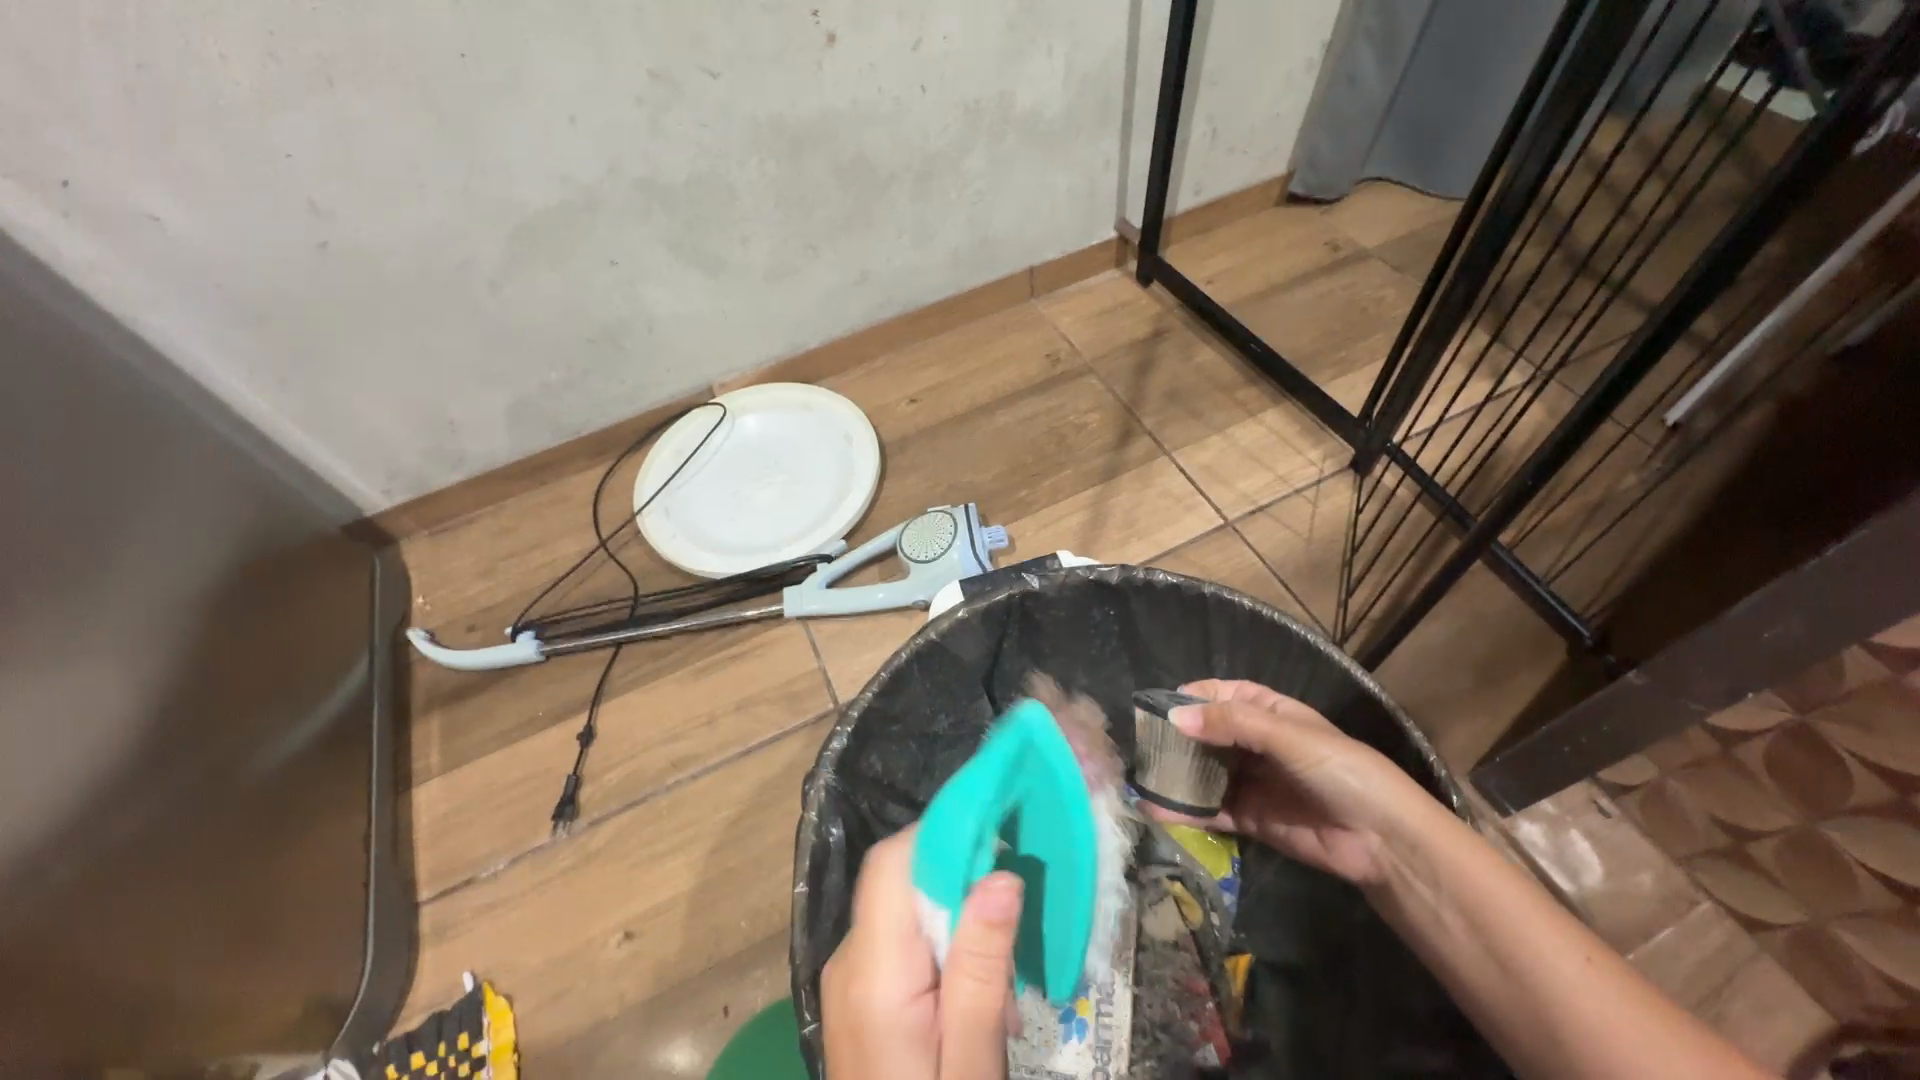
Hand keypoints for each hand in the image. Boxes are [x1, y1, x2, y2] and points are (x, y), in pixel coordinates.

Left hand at [822, 825, 1023, 1079]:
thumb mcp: (973, 1058)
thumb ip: (982, 966)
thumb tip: (999, 874)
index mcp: (874, 971)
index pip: (893, 864)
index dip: (942, 832)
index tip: (999, 825)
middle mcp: (849, 960)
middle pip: (898, 880)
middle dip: (958, 877)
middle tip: (1015, 913)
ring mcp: (848, 978)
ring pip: (902, 909)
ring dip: (954, 916)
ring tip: (1001, 981)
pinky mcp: (858, 995)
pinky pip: (898, 943)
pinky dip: (939, 945)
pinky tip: (974, 995)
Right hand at [1148, 678, 1436, 885]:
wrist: (1382, 840)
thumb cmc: (1341, 771)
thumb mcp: (1288, 736)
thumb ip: (1232, 724)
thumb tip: (1175, 717)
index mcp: (1276, 714)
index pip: (1228, 694)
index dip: (1197, 695)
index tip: (1162, 705)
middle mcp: (1262, 745)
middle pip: (1211, 734)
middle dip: (1179, 737)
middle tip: (1142, 743)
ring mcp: (1256, 783)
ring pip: (1208, 773)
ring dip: (1178, 774)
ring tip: (1141, 775)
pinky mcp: (1252, 819)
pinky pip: (1212, 810)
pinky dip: (1185, 810)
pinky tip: (1155, 809)